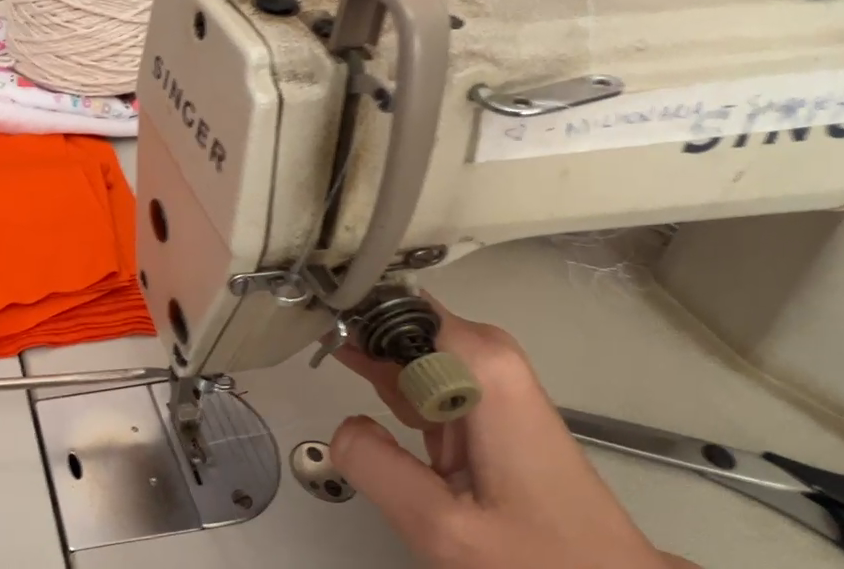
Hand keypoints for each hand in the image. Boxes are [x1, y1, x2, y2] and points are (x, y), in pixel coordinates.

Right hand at [331, 301, 697, 568]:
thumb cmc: (541, 559)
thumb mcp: (445, 528)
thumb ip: (375, 466)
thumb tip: (341, 426)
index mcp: (478, 367)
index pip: (394, 301)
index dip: (346, 301)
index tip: (301, 309)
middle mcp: (486, 358)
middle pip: (397, 317)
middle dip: (351, 325)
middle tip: (303, 333)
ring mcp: (486, 379)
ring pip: (403, 344)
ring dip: (364, 351)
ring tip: (315, 343)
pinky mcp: (482, 403)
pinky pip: (418, 372)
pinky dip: (384, 376)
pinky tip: (353, 375)